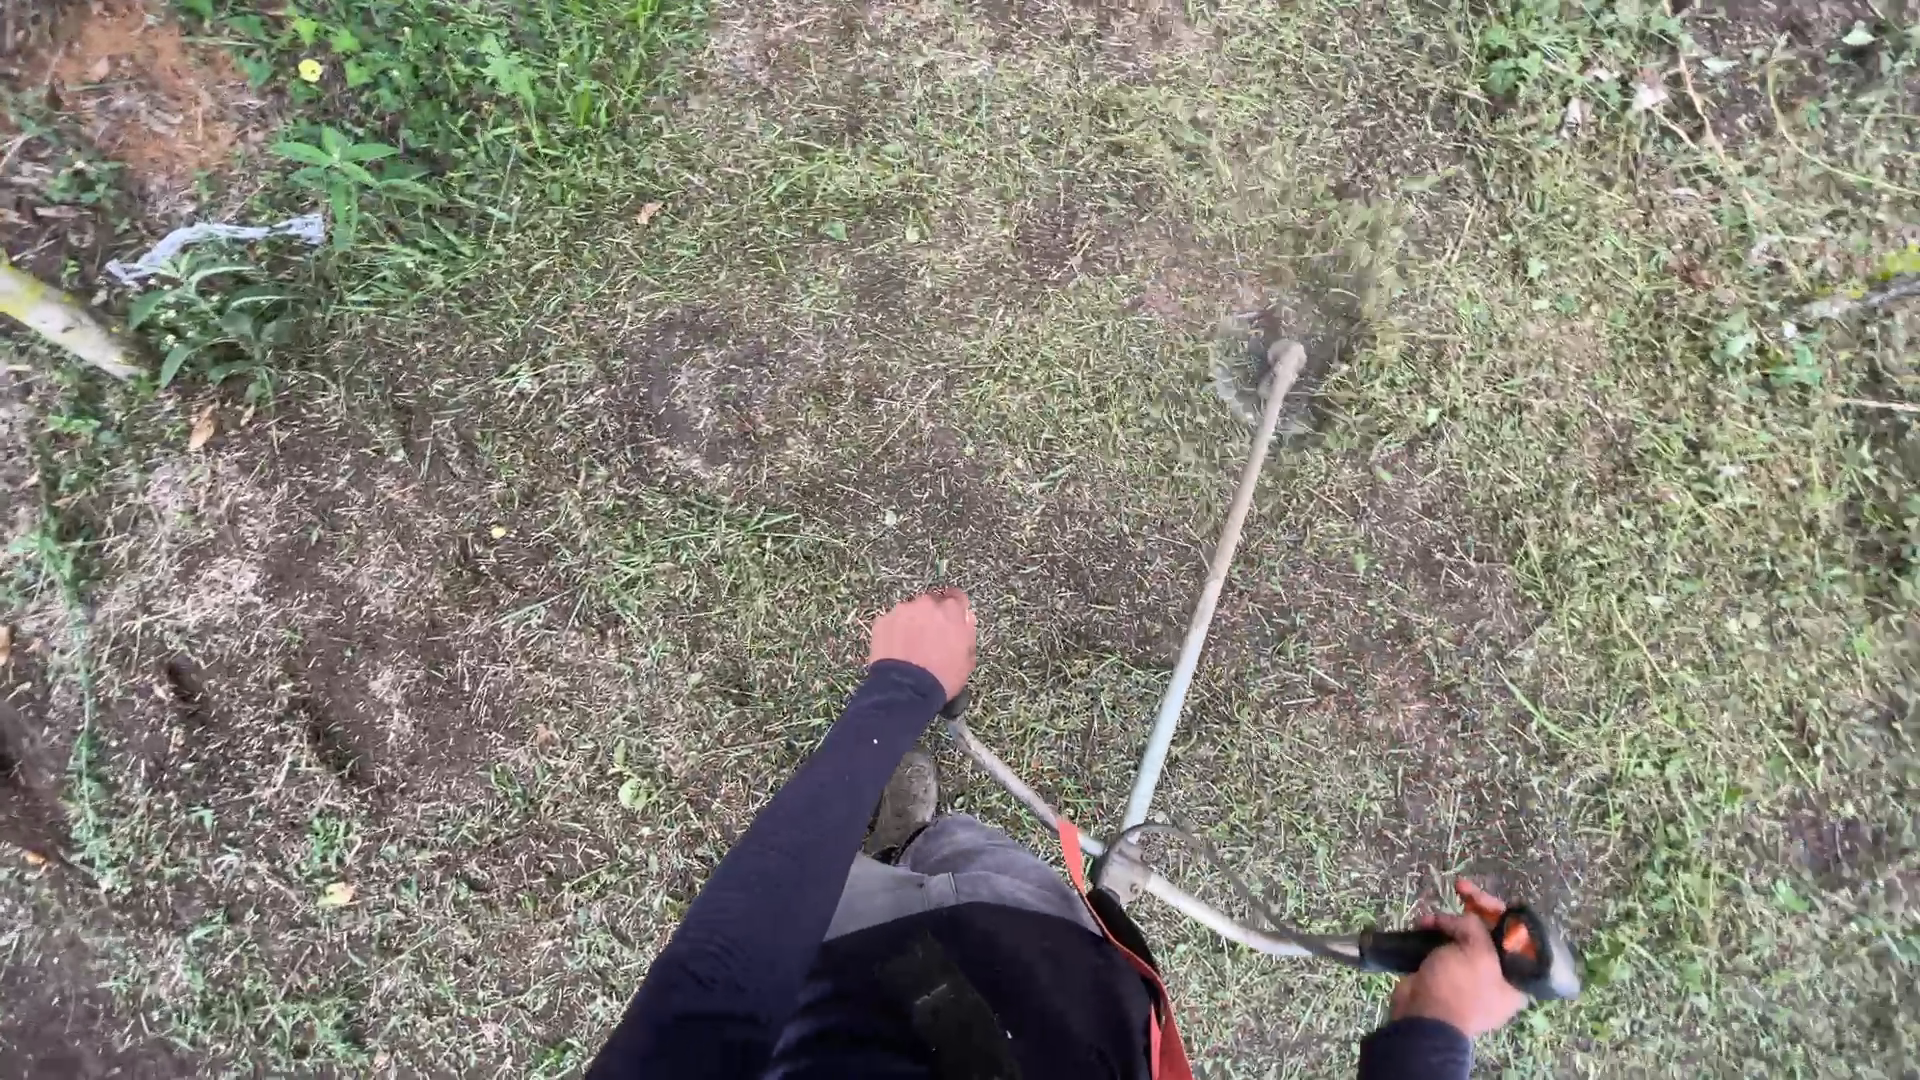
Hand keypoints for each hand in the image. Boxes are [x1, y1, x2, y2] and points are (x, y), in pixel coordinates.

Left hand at [867, 588, 975, 699]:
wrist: (906, 690)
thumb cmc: (940, 678)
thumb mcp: (967, 661)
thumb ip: (967, 634)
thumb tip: (965, 621)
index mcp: (951, 611)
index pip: (957, 597)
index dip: (955, 610)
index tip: (952, 619)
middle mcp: (927, 604)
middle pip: (931, 603)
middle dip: (932, 617)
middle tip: (931, 639)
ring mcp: (902, 611)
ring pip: (910, 611)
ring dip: (912, 623)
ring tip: (912, 648)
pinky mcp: (883, 621)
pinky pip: (892, 622)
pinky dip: (895, 632)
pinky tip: (898, 651)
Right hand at [1388, 880, 1528, 1037]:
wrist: (1426, 1017)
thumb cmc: (1460, 988)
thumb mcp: (1476, 954)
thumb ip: (1476, 928)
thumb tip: (1461, 919)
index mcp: (1518, 975)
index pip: (1516, 934)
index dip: (1499, 910)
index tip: (1478, 895)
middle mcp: (1498, 972)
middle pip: (1491, 931)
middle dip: (1475, 906)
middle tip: (1459, 886)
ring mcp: (1471, 971)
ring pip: (1465, 934)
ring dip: (1448, 919)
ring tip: (1429, 918)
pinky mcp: (1446, 969)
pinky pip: (1445, 942)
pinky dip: (1435, 930)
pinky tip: (1422, 925)